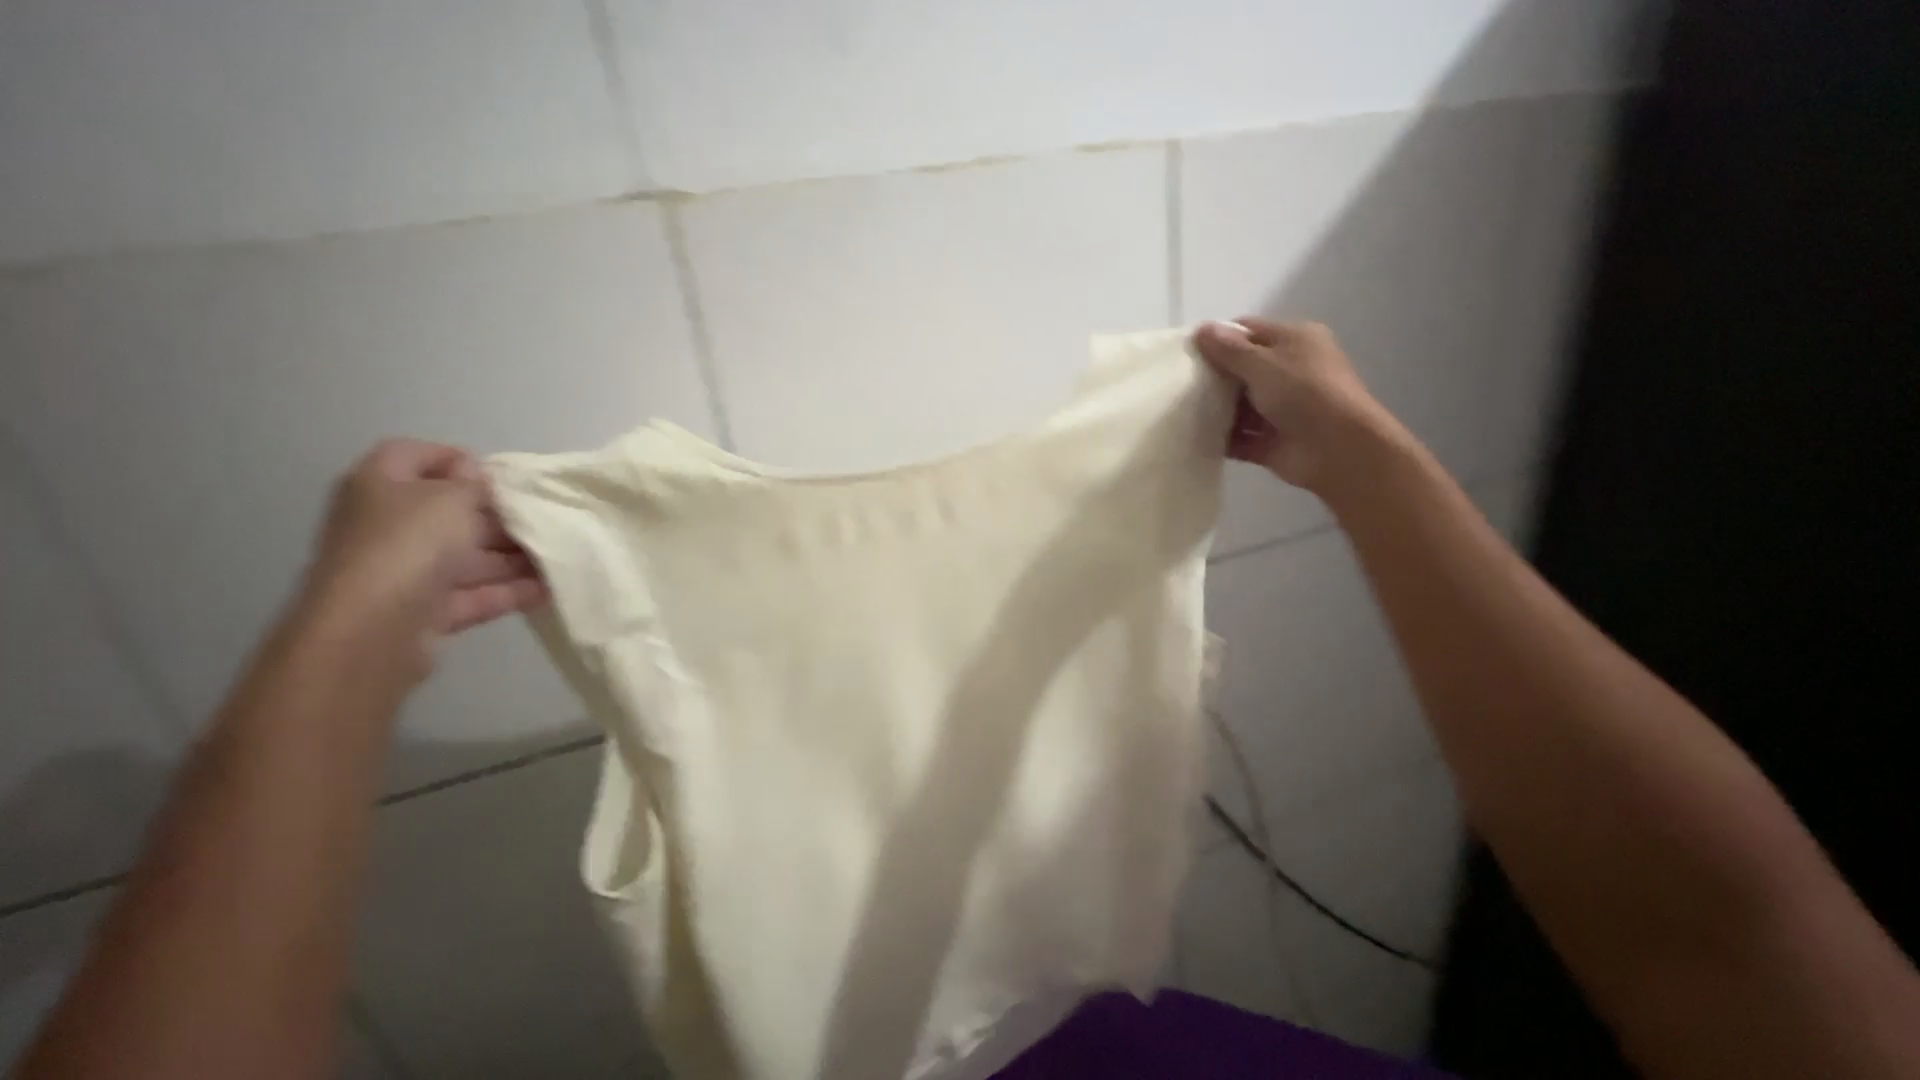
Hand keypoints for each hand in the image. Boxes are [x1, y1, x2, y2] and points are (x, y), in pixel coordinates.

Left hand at [301, 440, 545, 673]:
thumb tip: (478, 480)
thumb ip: (473, 484)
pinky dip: (508, 592)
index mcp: (378, 485)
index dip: (456, 460)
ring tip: (558, 556)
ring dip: (510, 558)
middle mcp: (385, 525)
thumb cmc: (409, 542)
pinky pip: (471, 596)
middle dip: (495, 516)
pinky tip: (548, 589)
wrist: (372, 629)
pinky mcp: (422, 613)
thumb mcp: (451, 497)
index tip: (501, 475)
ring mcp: (403, 572)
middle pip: (446, 513)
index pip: (412, 455)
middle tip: (541, 519)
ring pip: (464, 558)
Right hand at [1192, 318, 1407, 490]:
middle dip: (1214, 376)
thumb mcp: (1262, 362)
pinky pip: (1240, 438)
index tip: (1188, 351)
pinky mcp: (1273, 442)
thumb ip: (1229, 349)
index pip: (1249, 331)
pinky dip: (1221, 438)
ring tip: (1179, 410)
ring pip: (1240, 405)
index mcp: (1295, 341)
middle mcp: (1291, 371)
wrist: (1338, 449)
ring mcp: (1282, 409)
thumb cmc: (1304, 392)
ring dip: (1215, 409)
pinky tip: (1193, 437)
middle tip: (1179, 382)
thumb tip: (1201, 329)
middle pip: (1243, 368)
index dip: (1219, 338)